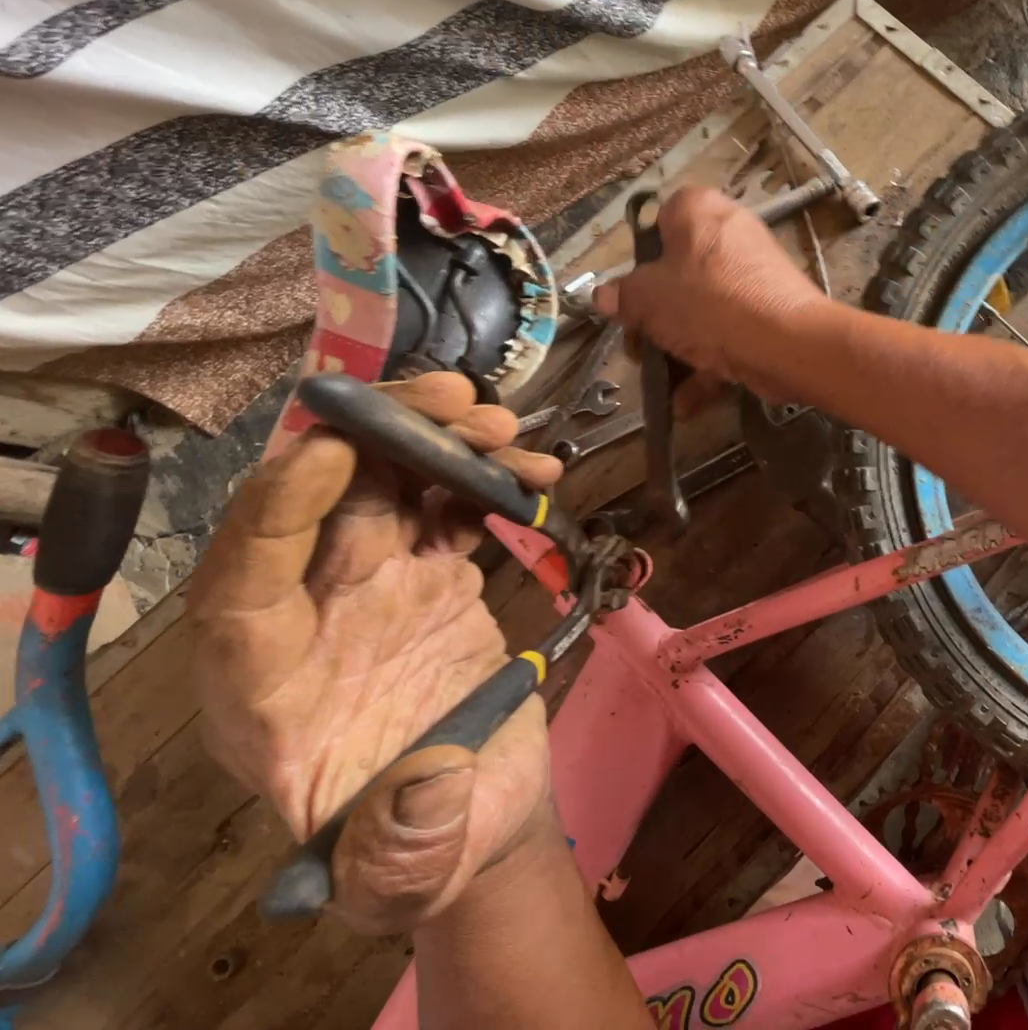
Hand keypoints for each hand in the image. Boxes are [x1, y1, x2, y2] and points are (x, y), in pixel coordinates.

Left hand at [188, 373, 563, 933]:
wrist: (481, 809)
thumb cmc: (433, 846)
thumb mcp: (414, 876)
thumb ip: (402, 854)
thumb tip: (425, 779)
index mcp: (272, 693)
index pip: (241, 593)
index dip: (273, 518)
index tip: (328, 454)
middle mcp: (311, 622)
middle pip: (317, 508)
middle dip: (376, 442)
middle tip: (455, 405)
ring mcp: (373, 593)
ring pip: (386, 490)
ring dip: (440, 445)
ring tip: (510, 433)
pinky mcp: (428, 580)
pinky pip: (445, 509)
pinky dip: (484, 480)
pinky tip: (534, 472)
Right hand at [597, 185, 831, 391]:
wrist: (788, 344)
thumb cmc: (709, 304)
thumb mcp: (649, 298)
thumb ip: (623, 296)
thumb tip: (603, 297)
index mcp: (699, 211)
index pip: (658, 222)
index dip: (640, 261)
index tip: (630, 295)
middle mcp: (731, 236)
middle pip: (680, 277)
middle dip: (656, 320)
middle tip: (639, 346)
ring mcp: (756, 280)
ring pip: (704, 313)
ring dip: (679, 352)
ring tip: (660, 384)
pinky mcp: (772, 317)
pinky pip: (731, 337)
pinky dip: (710, 368)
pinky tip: (687, 404)